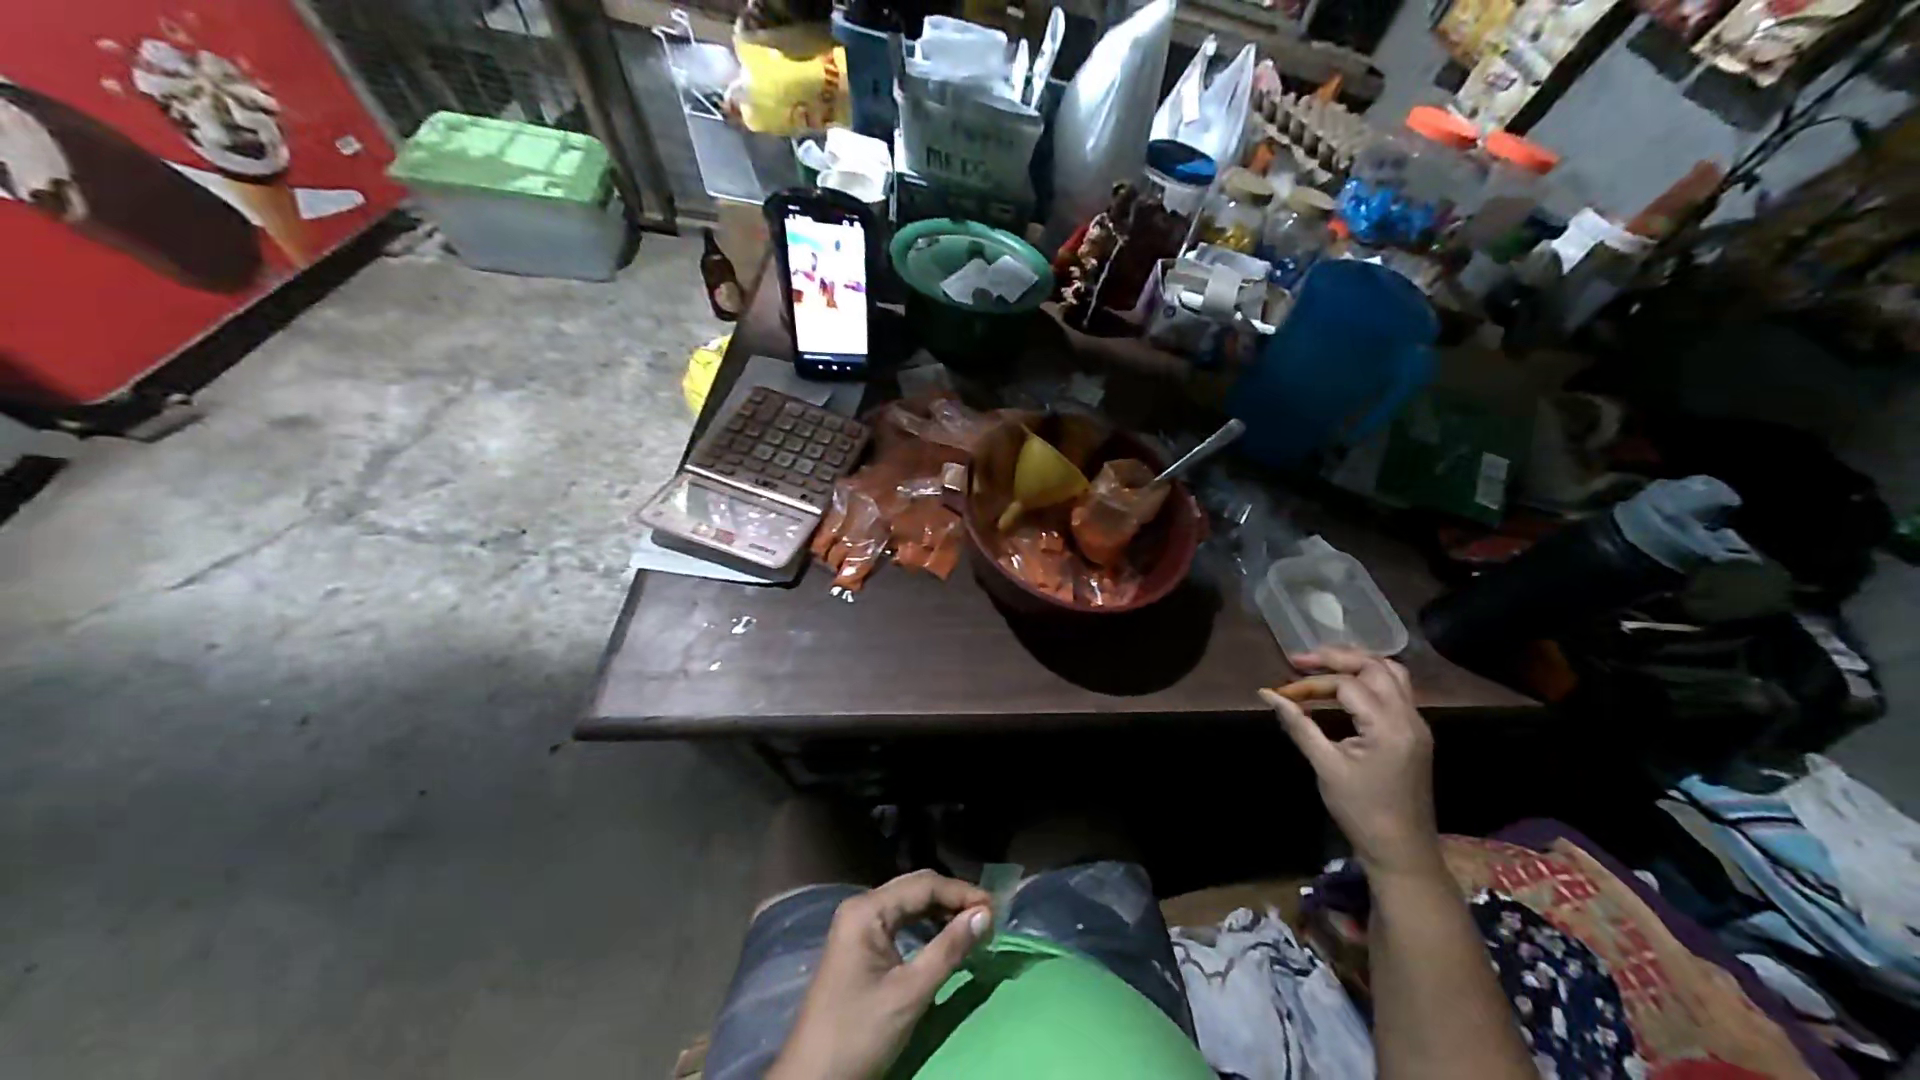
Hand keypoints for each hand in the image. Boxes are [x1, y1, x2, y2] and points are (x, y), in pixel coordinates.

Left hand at [768, 870, 991, 1079]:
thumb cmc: (860, 1033)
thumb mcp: (910, 993)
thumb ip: (949, 949)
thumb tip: (985, 914)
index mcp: (867, 910)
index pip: (924, 885)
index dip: (962, 893)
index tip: (996, 910)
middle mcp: (861, 908)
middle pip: (916, 889)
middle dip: (953, 899)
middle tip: (988, 918)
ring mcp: (858, 927)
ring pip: (909, 905)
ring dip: (941, 912)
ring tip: (974, 927)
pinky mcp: (860, 947)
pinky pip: (900, 923)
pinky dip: (926, 927)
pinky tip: (946, 939)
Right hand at [1261, 647, 1442, 879]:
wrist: (1401, 850)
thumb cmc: (1360, 810)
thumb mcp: (1325, 766)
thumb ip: (1298, 724)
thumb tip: (1267, 694)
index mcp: (1388, 726)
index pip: (1347, 684)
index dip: (1311, 683)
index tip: (1283, 692)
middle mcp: (1409, 718)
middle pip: (1376, 666)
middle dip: (1337, 657)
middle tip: (1301, 660)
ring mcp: (1417, 725)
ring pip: (1392, 674)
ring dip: (1358, 663)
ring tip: (1324, 664)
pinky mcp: (1415, 734)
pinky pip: (1396, 691)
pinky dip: (1370, 679)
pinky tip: (1345, 688)